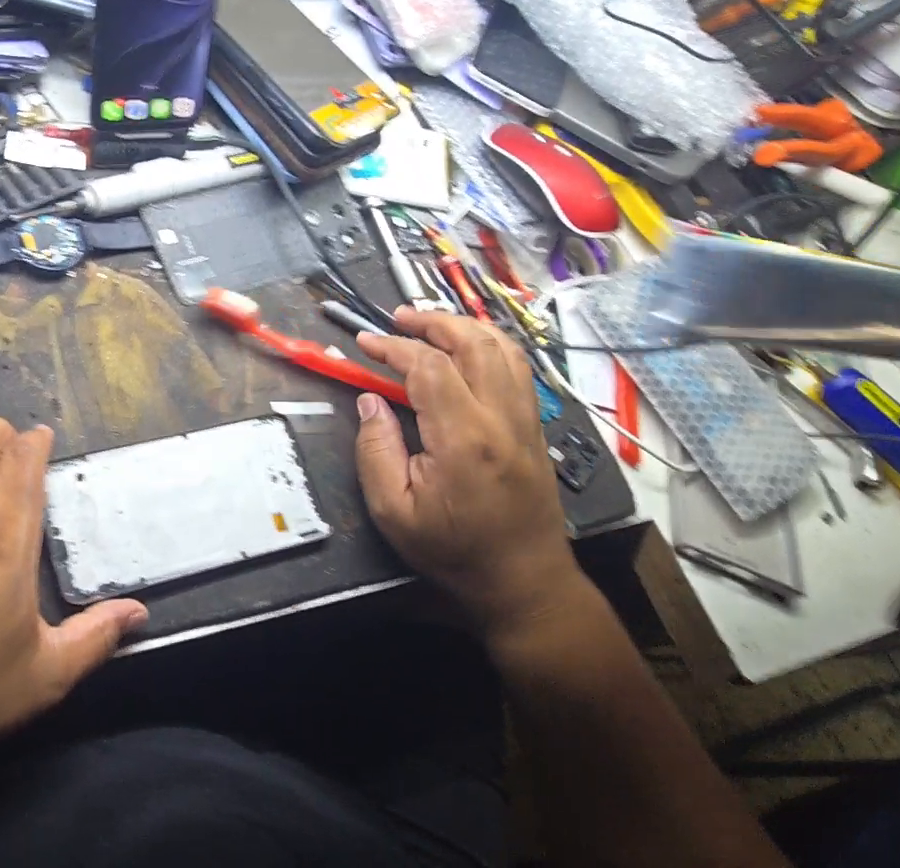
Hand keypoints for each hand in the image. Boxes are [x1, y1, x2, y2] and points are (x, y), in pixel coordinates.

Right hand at [352, 308, 585, 634]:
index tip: (365, 344)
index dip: (393, 347)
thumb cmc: (452, 550)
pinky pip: (518, 369)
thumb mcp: (393, 511)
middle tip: (398, 319)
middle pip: (474, 344)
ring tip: (430, 324)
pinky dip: (490, 346)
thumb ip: (376, 450)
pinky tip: (466, 349)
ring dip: (465, 327)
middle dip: (433, 322)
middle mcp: (501, 418)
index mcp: (463, 438)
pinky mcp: (534, 428)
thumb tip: (370, 401)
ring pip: (504, 350)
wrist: (522, 580)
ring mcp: (525, 420)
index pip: (429, 367)